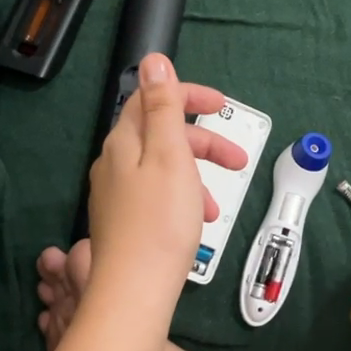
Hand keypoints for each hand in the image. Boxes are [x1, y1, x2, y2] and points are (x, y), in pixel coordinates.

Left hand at [86, 54, 246, 298]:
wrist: (135, 289)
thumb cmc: (160, 220)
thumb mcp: (169, 155)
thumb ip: (163, 106)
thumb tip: (153, 61)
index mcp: (125, 142)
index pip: (153, 100)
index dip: (188, 95)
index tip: (221, 105)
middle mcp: (114, 163)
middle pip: (161, 136)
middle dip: (202, 142)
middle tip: (236, 159)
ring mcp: (116, 194)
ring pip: (163, 168)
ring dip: (197, 175)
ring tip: (217, 202)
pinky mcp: (124, 222)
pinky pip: (159, 195)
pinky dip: (184, 198)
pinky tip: (198, 221)